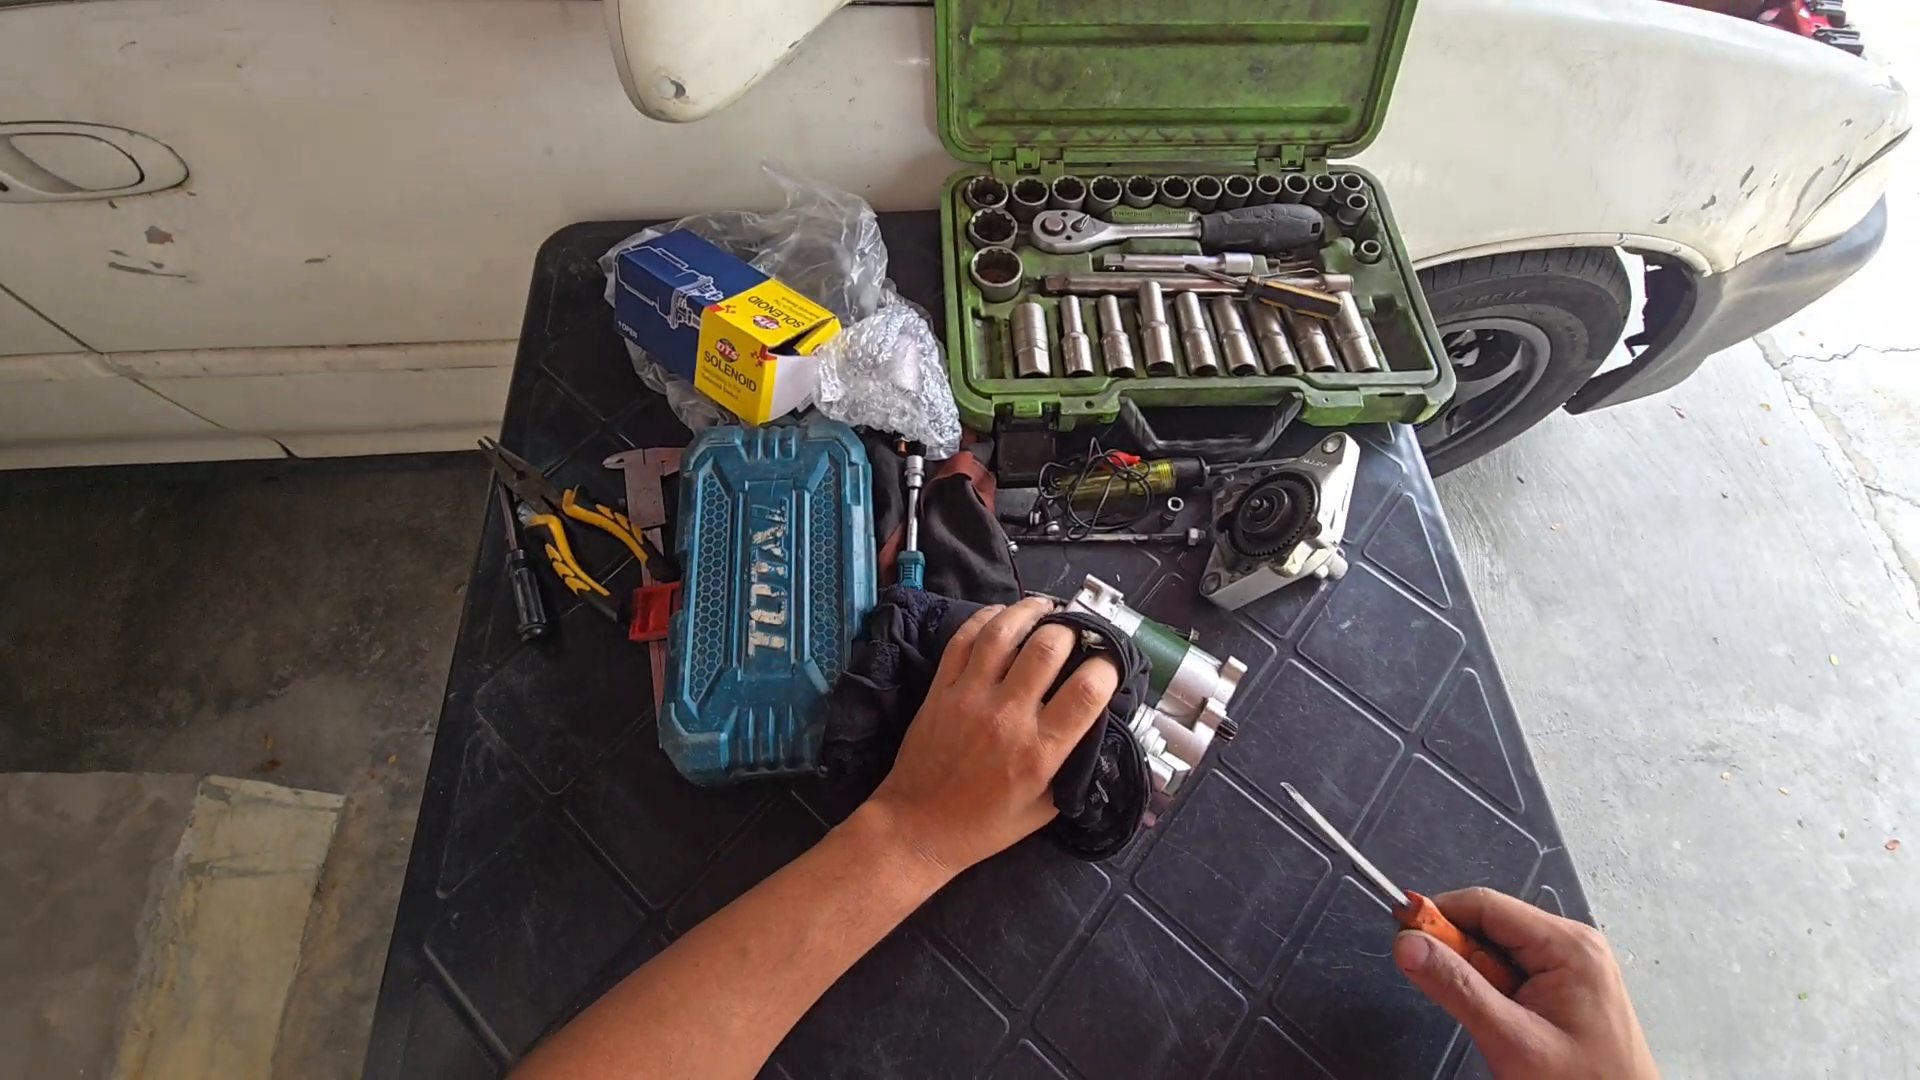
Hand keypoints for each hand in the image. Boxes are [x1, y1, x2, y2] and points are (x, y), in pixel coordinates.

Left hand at [860, 597, 1118, 875]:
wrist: (919, 827)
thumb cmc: (986, 824)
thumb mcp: (1046, 807)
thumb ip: (1074, 766)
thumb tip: (1097, 726)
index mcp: (1040, 751)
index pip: (1087, 691)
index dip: (1107, 667)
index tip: (1109, 663)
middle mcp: (1007, 717)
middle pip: (1047, 648)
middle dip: (1071, 630)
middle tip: (1077, 631)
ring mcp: (970, 697)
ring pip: (1002, 633)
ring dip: (1029, 611)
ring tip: (1046, 607)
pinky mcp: (941, 688)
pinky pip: (964, 639)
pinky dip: (986, 618)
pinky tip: (1002, 614)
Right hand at [1393, 888, 1657, 1079]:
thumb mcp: (1512, 1041)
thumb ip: (1456, 987)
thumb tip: (1405, 943)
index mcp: (1569, 945)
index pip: (1480, 903)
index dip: (1436, 917)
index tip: (1406, 941)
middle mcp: (1572, 943)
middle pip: (1484, 922)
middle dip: (1461, 955)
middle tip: (1464, 998)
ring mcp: (1571, 960)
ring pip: (1491, 944)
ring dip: (1476, 974)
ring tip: (1496, 1016)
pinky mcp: (1564, 979)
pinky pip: (1507, 964)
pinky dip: (1493, 986)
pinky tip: (1507, 1016)